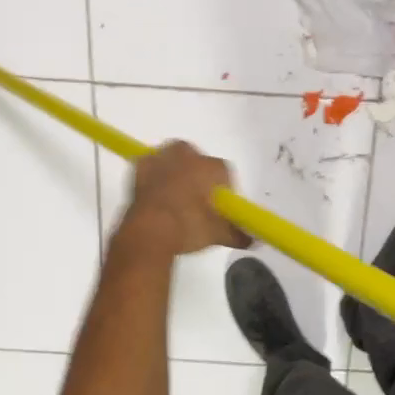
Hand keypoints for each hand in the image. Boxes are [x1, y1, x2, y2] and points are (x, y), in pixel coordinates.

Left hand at [120, 141, 252, 254]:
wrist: (148, 231)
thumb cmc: (188, 227)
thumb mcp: (217, 234)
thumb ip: (238, 234)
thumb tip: (253, 240)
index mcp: (210, 167)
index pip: (224, 173)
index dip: (223, 191)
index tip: (220, 208)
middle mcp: (188, 154)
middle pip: (198, 161)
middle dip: (199, 177)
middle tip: (197, 203)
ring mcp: (161, 158)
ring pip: (175, 161)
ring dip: (177, 174)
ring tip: (176, 202)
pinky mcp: (140, 166)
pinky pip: (153, 167)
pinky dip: (156, 178)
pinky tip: (157, 197)